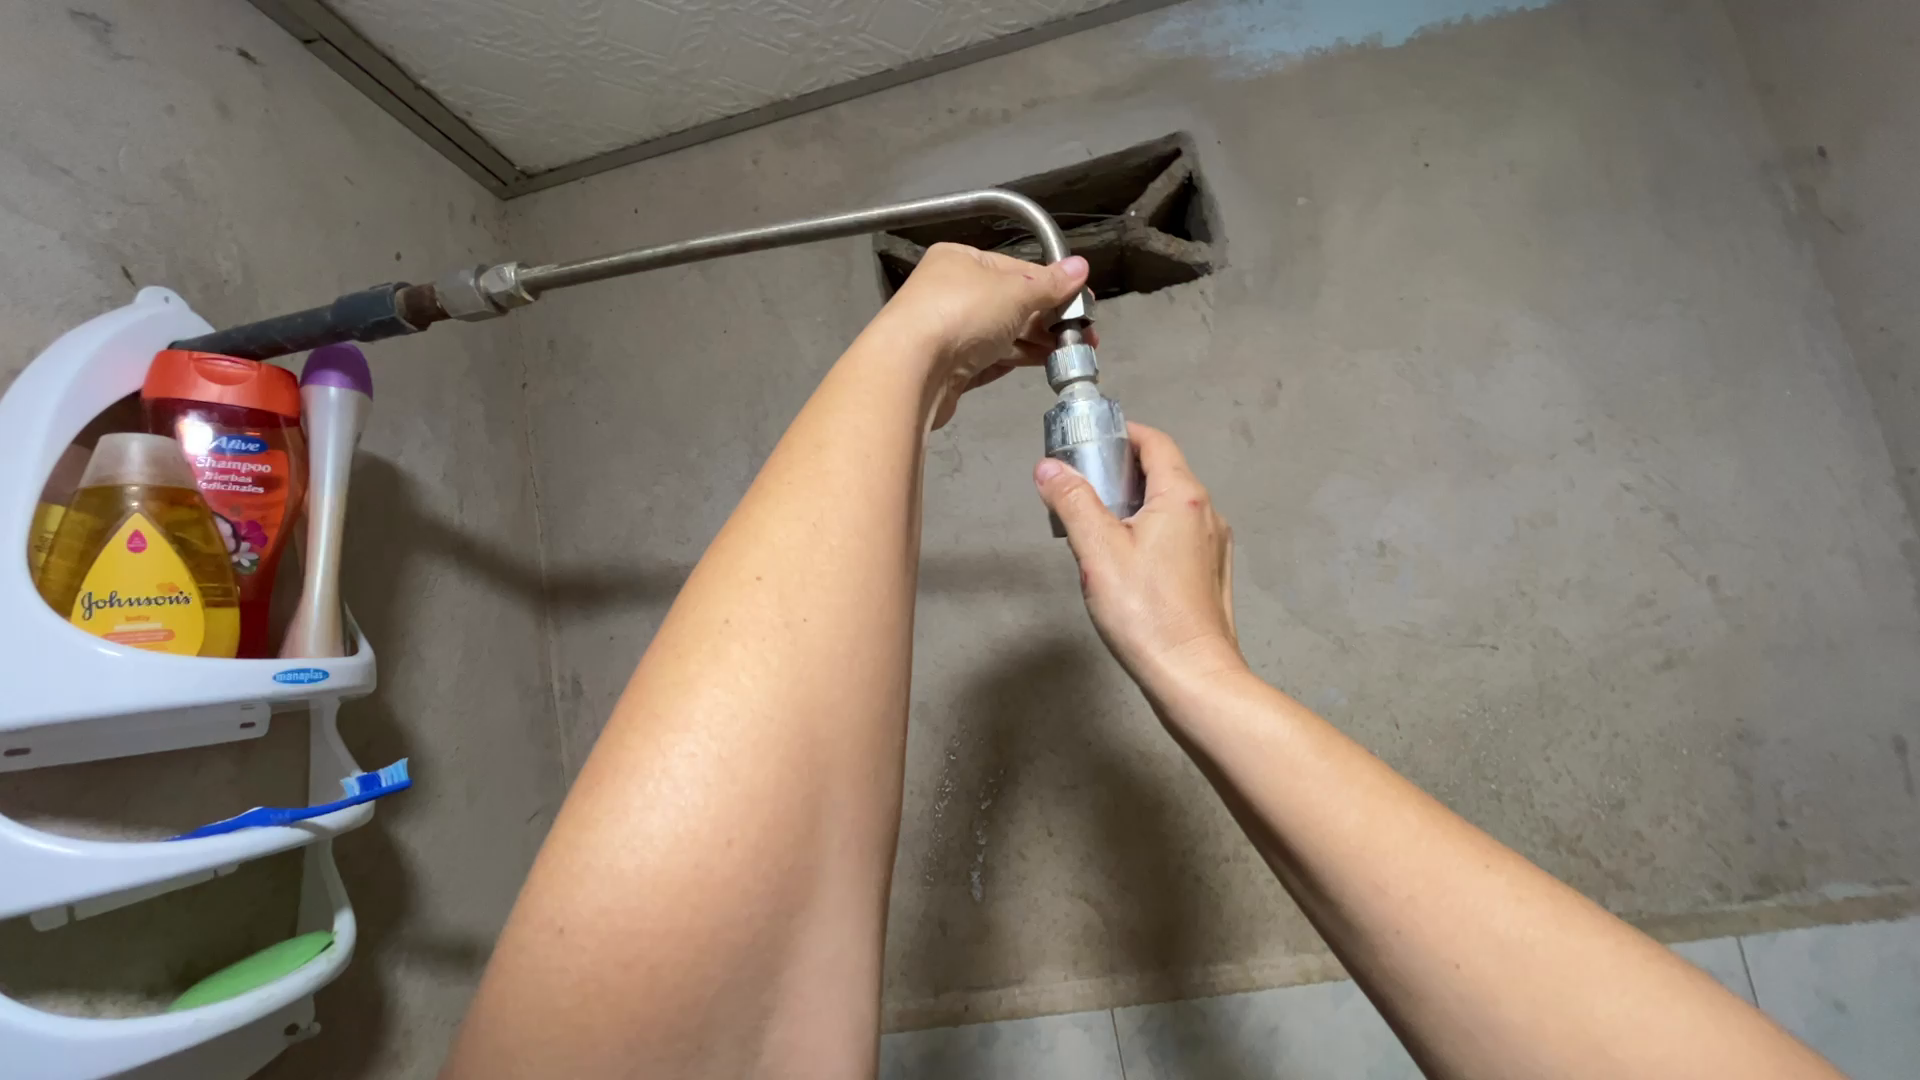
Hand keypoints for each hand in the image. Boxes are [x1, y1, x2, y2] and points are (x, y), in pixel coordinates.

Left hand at [865, 243, 1093, 428]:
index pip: (1017, 269)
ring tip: (1069, 354)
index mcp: (961, 261)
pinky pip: (988, 361)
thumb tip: (1081, 268)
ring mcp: (948, 333)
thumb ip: (1049, 285)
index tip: (1083, 305)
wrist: (910, 370)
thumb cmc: (961, 315)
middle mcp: (951, 293)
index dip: (1053, 286)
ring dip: (1035, 343)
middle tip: (1083, 338)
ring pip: (1001, 335)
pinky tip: (1041, 364)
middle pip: (1010, 304)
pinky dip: (1013, 361)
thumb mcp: (1014, 292)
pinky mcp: (949, 369)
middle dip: (1047, 320)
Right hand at [1034, 423, 1246, 693]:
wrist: (1192, 676)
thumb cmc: (1144, 611)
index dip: (1122, 435)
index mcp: (1183, 497)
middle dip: (1122, 472)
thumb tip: (1049, 467)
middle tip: (1083, 489)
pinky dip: (1153, 531)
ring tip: (1099, 527)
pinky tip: (1129, 562)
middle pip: (1164, 473)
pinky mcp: (1212, 574)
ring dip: (1137, 504)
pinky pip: (1180, 535)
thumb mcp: (1097, 552)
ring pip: (1172, 507)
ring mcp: (1214, 546)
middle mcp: (1207, 513)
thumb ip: (1072, 503)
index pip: (1155, 442)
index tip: (1089, 445)